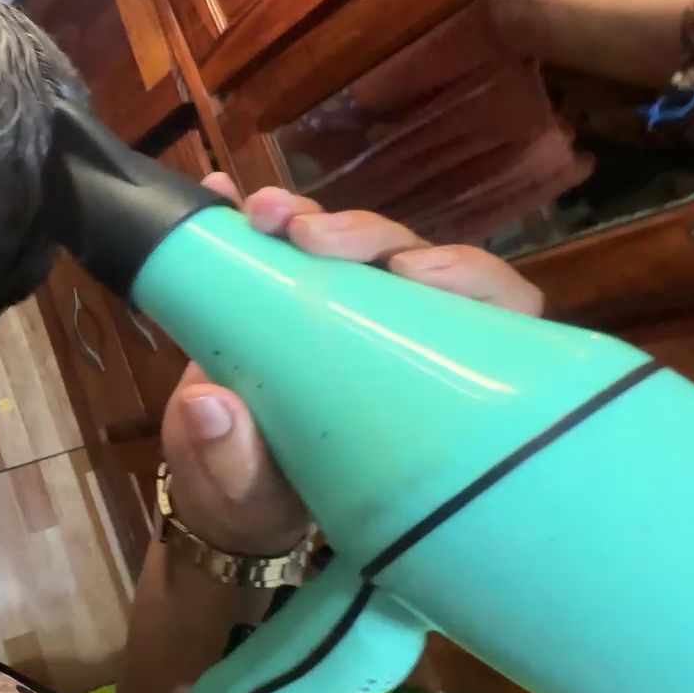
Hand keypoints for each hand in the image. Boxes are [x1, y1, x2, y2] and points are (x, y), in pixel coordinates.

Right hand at [162, 175, 544, 555]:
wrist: (210, 480)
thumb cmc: (245, 495)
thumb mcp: (240, 491)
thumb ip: (231, 462)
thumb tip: (211, 406)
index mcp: (414, 385)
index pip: (483, 317)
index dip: (466, 279)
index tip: (412, 272)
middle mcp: (380, 336)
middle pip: (402, 260)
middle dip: (363, 233)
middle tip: (306, 235)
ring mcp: (320, 312)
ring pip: (336, 243)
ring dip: (299, 215)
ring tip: (253, 211)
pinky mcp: (265, 299)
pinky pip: (263, 247)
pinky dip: (239, 217)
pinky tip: (215, 197)